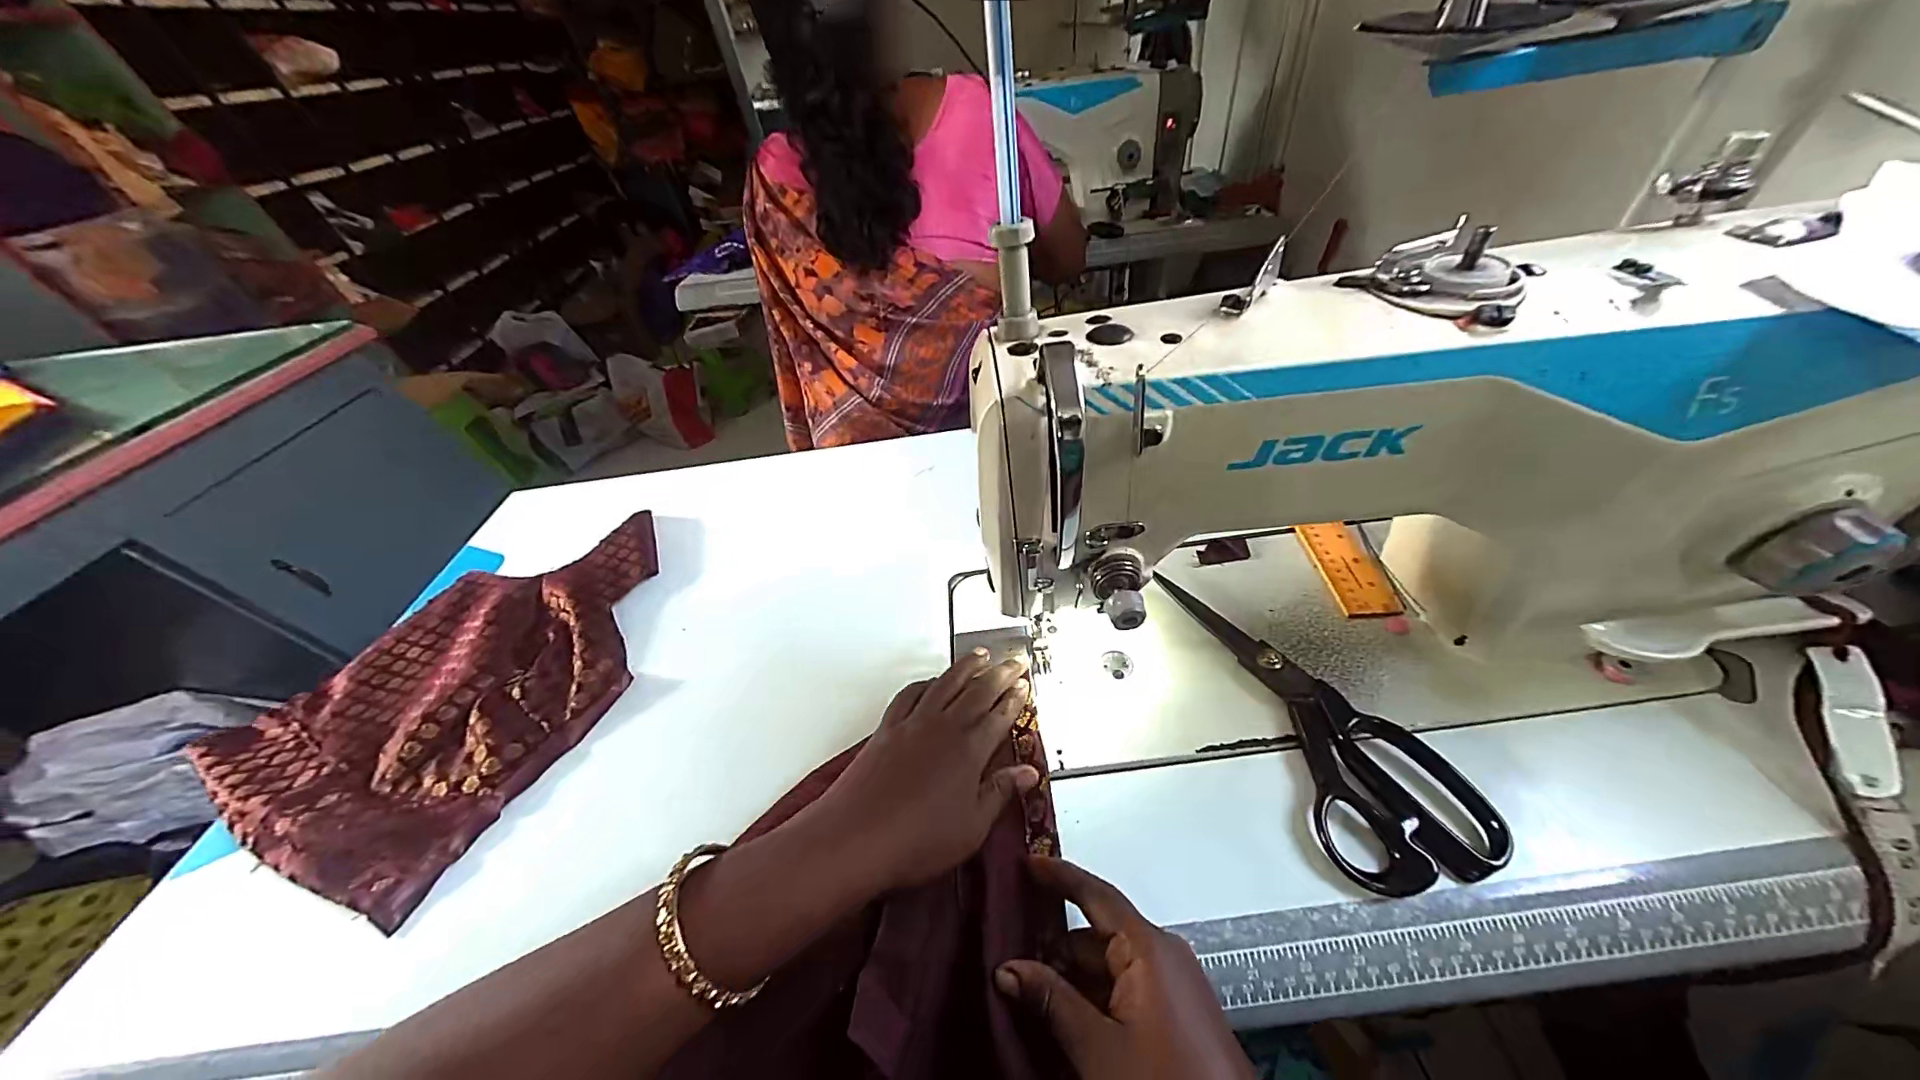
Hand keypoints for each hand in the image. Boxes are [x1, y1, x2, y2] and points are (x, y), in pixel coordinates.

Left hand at [817, 648, 1037, 891]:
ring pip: (945, 683)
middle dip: (1000, 673)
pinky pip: (909, 695)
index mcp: (968, 750)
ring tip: (979, 655)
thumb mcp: (971, 827)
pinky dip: (925, 682)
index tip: (1024, 685)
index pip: (1000, 714)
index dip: (1015, 698)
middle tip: (1014, 662)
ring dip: (965, 667)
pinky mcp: (886, 730)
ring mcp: (912, 725)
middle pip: (978, 690)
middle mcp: (942, 729)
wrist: (854, 838)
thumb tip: (1027, 774)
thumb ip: (1000, 792)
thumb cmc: (913, 840)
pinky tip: (930, 681)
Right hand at [996, 857, 1253, 1079]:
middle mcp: (1162, 956)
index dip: (1058, 876)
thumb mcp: (1099, 1048)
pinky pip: (1122, 990)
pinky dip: (1092, 999)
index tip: (1027, 863)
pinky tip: (1062, 1021)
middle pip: (1093, 935)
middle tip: (1010, 963)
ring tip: (1028, 999)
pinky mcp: (1173, 1013)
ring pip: (1105, 966)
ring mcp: (1170, 985)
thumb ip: (1052, 1002)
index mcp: (1148, 948)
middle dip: (1052, 950)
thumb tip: (1010, 970)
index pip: (1096, 894)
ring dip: (1069, 981)